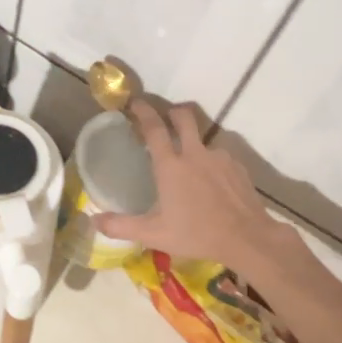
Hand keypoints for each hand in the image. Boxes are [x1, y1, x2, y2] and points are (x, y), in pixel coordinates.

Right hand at [94, 101, 297, 271]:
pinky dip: (211, 164)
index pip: (154, 128)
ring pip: (203, 141)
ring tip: (190, 167)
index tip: (135, 103)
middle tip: (165, 120)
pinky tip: (211, 184)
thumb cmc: (197, 234)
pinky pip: (220, 157)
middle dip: (172, 113)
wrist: (248, 239)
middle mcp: (195, 154)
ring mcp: (219, 158)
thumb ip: (121, 226)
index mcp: (171, 165)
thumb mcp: (154, 235)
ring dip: (194, 145)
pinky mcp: (238, 167)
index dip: (143, 112)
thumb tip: (94, 220)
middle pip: (184, 117)